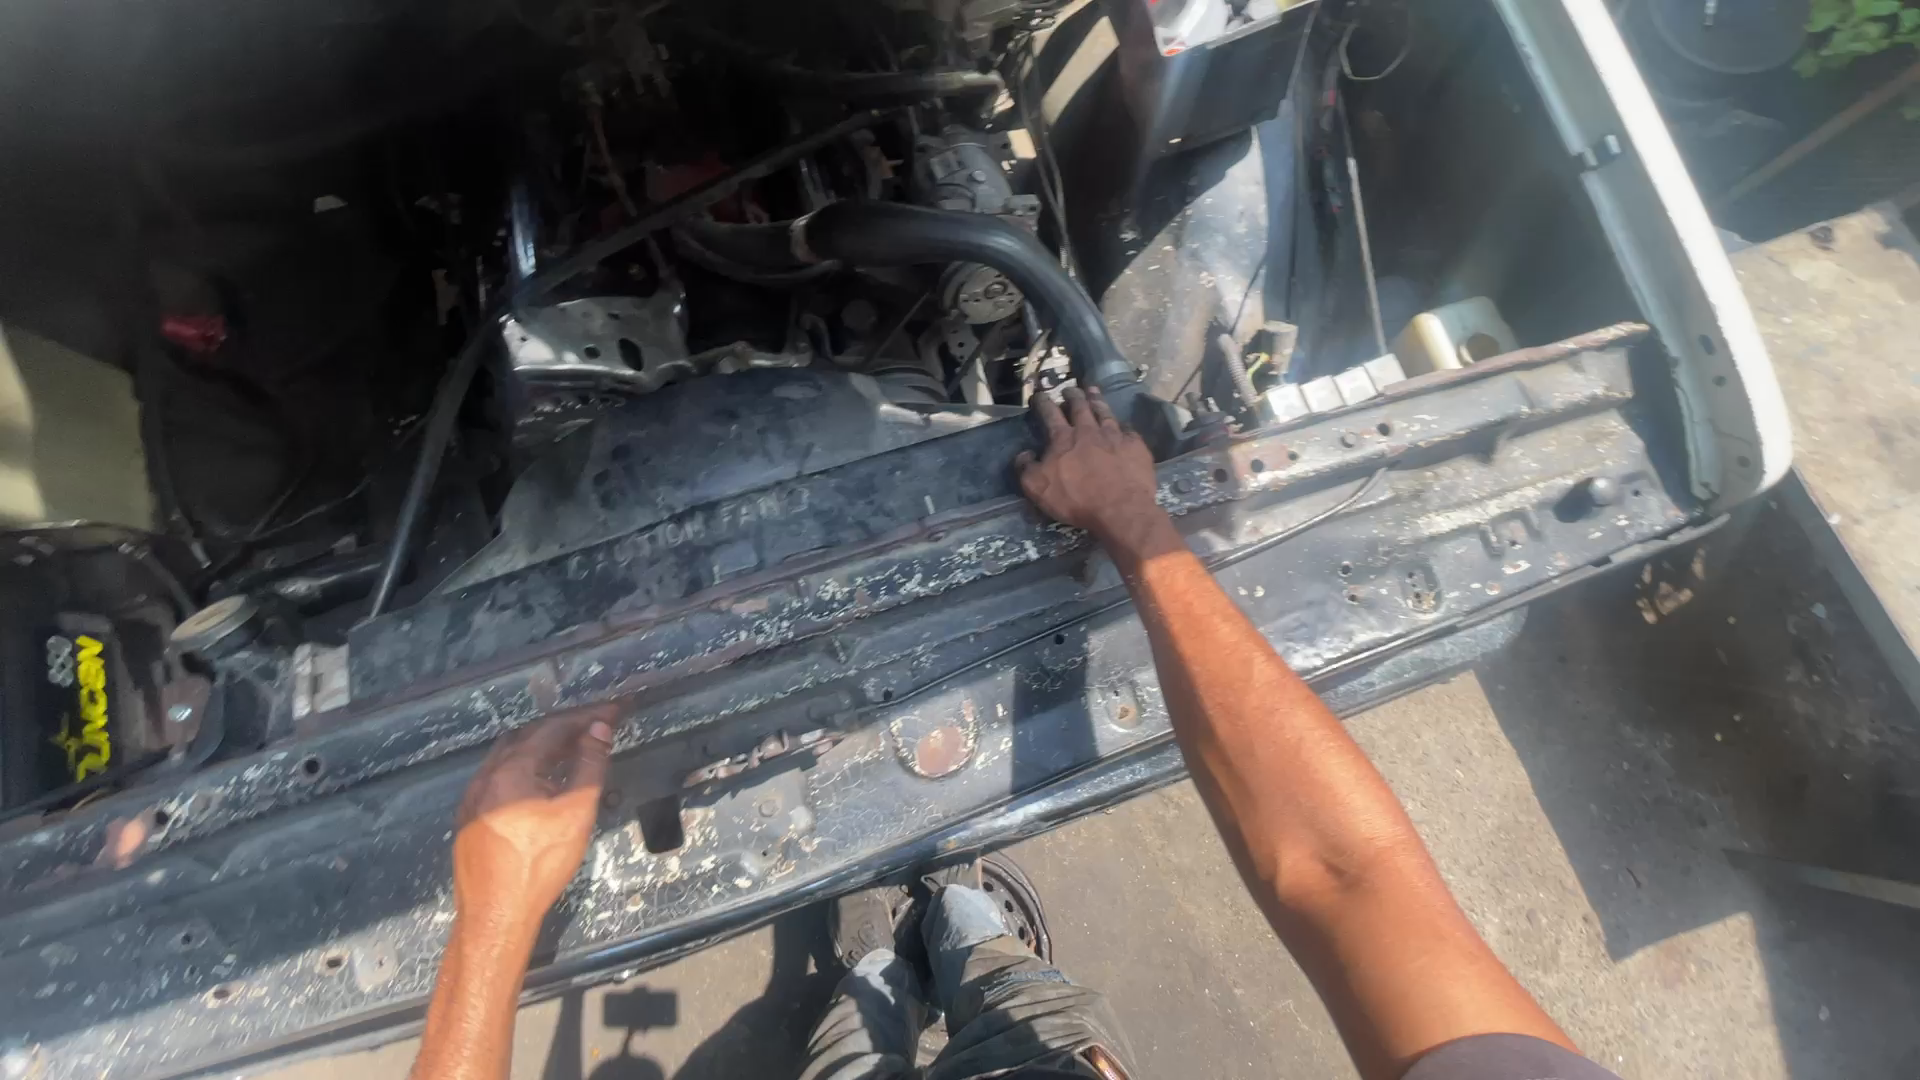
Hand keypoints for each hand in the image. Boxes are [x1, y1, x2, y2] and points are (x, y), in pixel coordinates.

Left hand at [451, 707, 614, 933]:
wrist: (496, 915)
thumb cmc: (541, 862)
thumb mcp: (576, 810)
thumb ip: (589, 764)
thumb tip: (599, 728)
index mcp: (510, 770)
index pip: (553, 728)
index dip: (586, 717)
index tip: (613, 711)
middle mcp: (486, 777)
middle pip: (528, 736)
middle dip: (565, 726)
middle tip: (597, 726)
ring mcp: (473, 798)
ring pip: (510, 755)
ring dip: (544, 745)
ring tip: (575, 747)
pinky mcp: (470, 817)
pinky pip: (501, 776)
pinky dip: (527, 765)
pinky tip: (545, 779)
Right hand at [1015, 386, 1168, 552]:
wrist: (1120, 509)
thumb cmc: (1075, 500)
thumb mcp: (1037, 488)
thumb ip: (1026, 468)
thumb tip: (1024, 453)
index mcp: (1063, 439)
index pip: (1050, 414)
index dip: (1042, 402)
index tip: (1039, 395)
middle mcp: (1089, 431)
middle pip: (1080, 406)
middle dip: (1072, 395)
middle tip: (1070, 389)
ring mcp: (1115, 436)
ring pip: (1104, 412)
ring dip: (1097, 400)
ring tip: (1093, 392)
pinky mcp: (1135, 446)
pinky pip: (1128, 430)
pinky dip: (1122, 425)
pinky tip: (1122, 424)